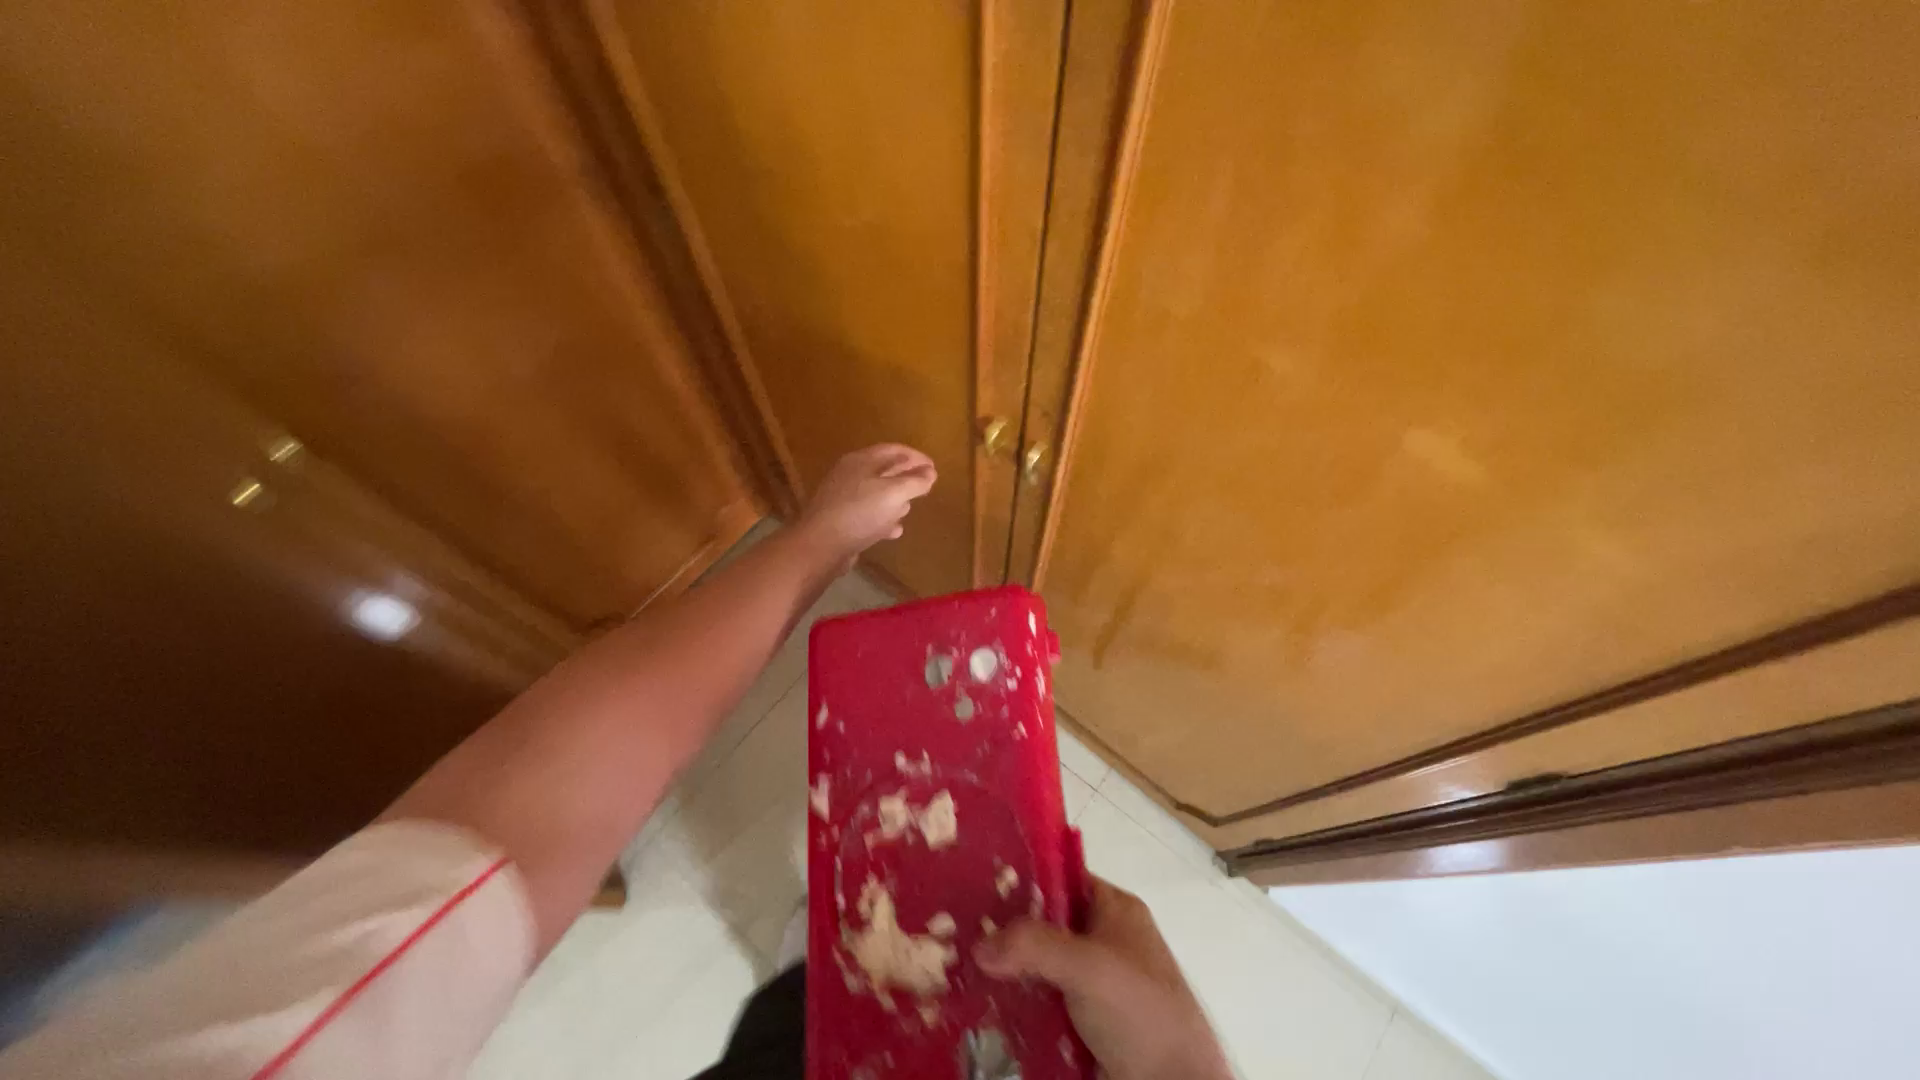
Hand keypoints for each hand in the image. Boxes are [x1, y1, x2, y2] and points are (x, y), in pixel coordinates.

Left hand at [796, 444, 936, 562]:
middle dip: (906, 478)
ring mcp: (843, 497)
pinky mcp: (840, 519)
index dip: (916, 457)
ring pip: (875, 493)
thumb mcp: (894, 494)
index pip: (894, 450)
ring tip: (909, 508)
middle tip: (925, 487)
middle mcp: (850, 474)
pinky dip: (882, 519)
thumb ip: (915, 482)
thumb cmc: (860, 513)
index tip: (934, 468)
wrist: (820, 545)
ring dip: (894, 500)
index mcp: (862, 460)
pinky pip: (867, 514)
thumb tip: (930, 472)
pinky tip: (894, 530)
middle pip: (884, 470)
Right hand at [975, 877, 1233, 1079]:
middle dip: (1005, 931)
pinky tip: (983, 1008)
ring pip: (1037, 968)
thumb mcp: (1088, 966)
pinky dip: (1016, 1008)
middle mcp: (1103, 941)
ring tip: (961, 971)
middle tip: (959, 934)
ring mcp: (1093, 985)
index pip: (1060, 877)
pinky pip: (1040, 1006)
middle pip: (1043, 924)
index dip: (1022, 879)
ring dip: (1006, 974)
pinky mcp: (1083, 1023)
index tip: (977, 885)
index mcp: (1114, 909)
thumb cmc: (1140, 1011)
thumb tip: (978, 946)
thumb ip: (1034, 946)